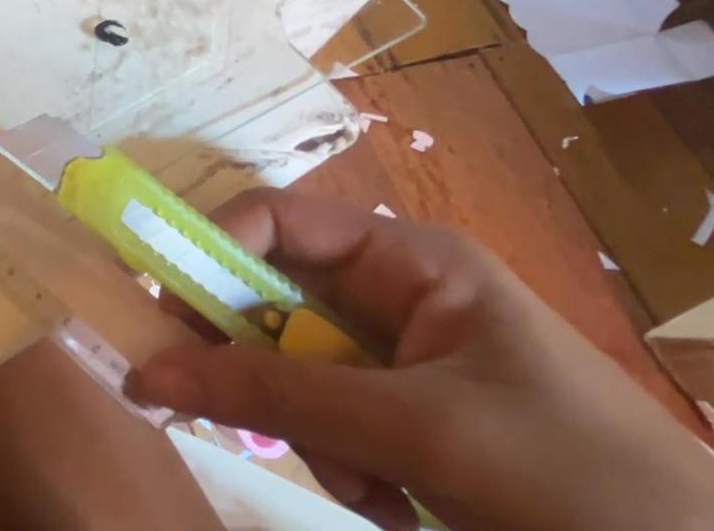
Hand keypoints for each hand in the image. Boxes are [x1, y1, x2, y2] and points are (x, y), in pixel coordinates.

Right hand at [125, 189, 713, 530]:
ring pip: (287, 371)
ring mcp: (398, 360)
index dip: (209, 252)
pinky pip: (321, 421)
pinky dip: (336, 464)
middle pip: (268, 302)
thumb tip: (143, 371)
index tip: (166, 318)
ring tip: (371, 490)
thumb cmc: (579, 482)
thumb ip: (276, 395)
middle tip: (244, 421)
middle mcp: (392, 295)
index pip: (272, 220)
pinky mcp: (403, 419)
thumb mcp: (418, 431)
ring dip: (304, 432)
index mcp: (407, 260)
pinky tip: (394, 505)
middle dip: (259, 370)